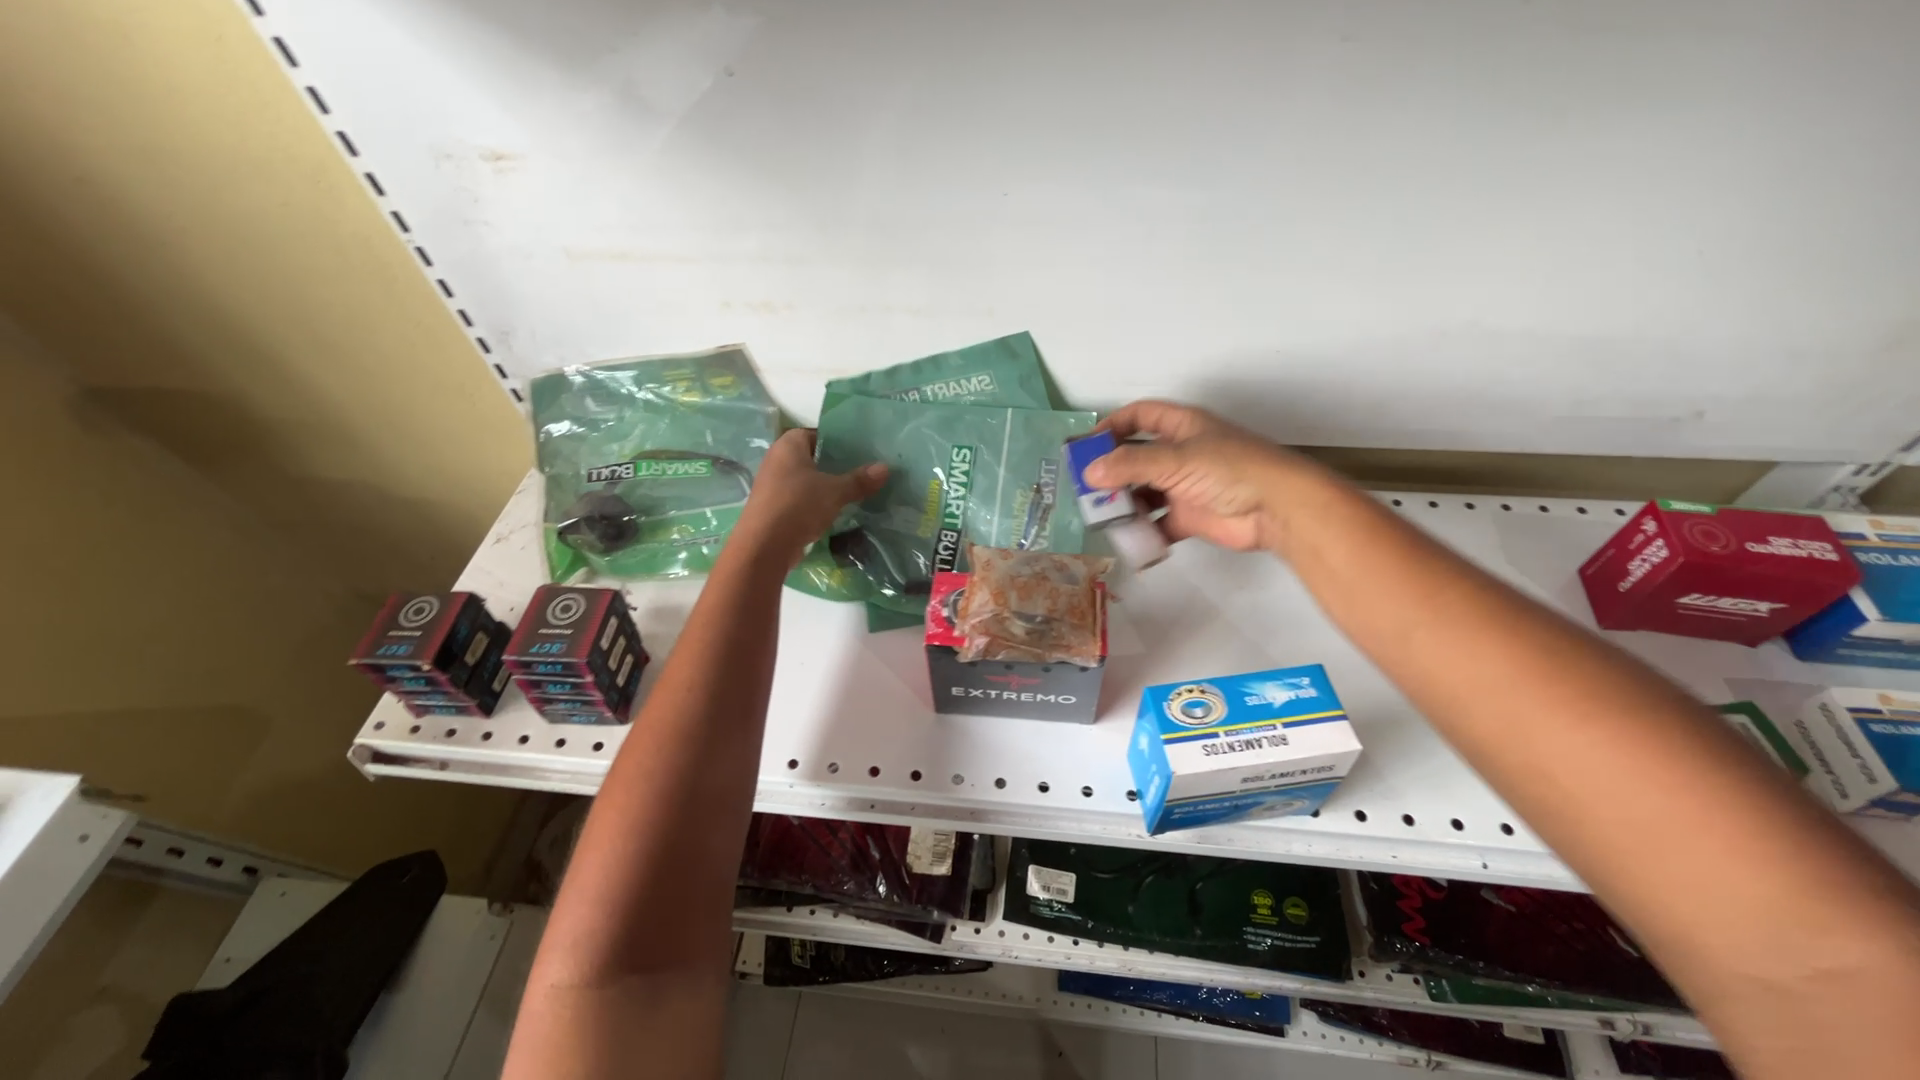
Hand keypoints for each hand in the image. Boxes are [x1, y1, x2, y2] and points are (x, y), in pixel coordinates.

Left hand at [735, 429, 887, 565]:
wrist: (764, 546)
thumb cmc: (798, 505)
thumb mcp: (835, 491)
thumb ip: (859, 480)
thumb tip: (886, 468)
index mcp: (788, 445)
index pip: (815, 433)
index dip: (835, 441)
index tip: (857, 451)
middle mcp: (776, 460)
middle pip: (810, 458)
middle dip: (833, 465)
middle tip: (860, 471)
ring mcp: (772, 486)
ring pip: (805, 481)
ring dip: (824, 487)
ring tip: (852, 492)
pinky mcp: (773, 508)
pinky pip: (799, 499)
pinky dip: (814, 504)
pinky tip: (833, 512)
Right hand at [1085, 400, 1303, 553]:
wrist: (1276, 508)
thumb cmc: (1229, 469)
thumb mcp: (1176, 460)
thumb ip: (1130, 465)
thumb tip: (1089, 472)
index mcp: (1182, 427)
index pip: (1139, 416)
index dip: (1112, 426)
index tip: (1086, 446)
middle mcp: (1181, 453)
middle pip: (1136, 457)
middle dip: (1111, 471)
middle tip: (1083, 488)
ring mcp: (1185, 487)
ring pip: (1144, 492)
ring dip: (1124, 504)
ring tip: (1100, 516)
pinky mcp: (1190, 517)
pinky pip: (1158, 524)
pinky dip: (1143, 533)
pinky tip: (1126, 541)